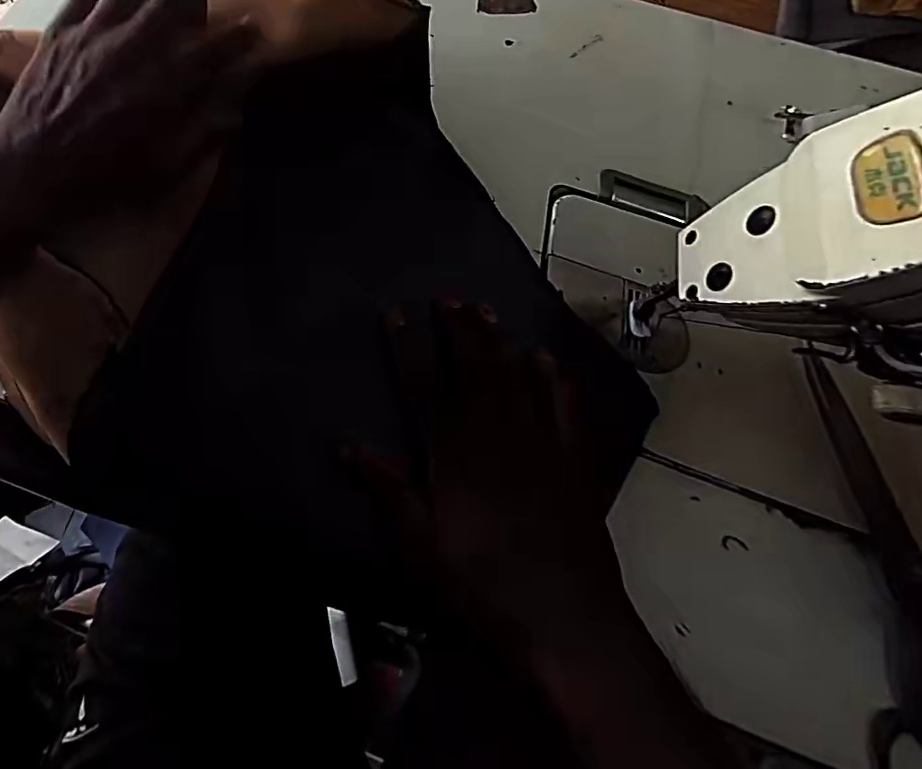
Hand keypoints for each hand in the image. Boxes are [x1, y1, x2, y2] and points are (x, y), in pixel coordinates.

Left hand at [0, 0, 258, 223]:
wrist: (30, 168)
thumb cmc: (103, 176)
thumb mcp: (165, 167)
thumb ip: (204, 132)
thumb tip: (236, 110)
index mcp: (170, 77)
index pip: (222, 41)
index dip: (244, 35)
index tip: (252, 34)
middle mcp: (137, 41)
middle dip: (194, 6)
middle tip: (190, 27)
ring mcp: (95, 30)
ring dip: (143, 4)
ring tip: (140, 25)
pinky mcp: (59, 31)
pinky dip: (97, 9)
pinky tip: (97, 30)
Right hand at [356, 301, 630, 657]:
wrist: (568, 623)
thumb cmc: (482, 584)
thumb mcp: (419, 545)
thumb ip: (386, 489)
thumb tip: (347, 447)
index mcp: (455, 451)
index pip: (424, 384)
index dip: (408, 346)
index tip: (397, 314)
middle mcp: (498, 436)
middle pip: (475, 369)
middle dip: (459, 330)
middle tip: (450, 298)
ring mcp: (541, 446)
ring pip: (516, 378)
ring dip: (499, 342)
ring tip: (487, 313)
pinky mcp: (574, 463)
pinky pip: (565, 408)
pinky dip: (554, 379)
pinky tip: (546, 358)